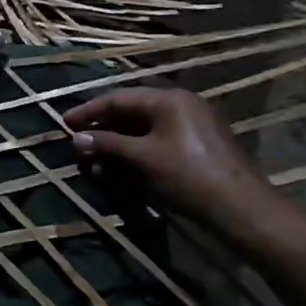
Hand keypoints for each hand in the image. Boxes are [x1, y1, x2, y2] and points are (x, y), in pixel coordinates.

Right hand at [63, 87, 275, 219]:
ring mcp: (189, 127)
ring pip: (142, 130)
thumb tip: (76, 139)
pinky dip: (135, 154)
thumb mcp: (144, 158)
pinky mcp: (195, 148)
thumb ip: (108, 144)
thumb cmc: (188, 176)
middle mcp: (180, 106)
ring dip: (116, 145)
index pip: (119, 97)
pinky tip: (118, 170)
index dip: (89, 111)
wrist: (241, 208)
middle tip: (77, 143)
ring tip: (92, 162)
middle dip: (102, 129)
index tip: (65, 123)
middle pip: (131, 112)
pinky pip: (156, 143)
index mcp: (168, 99)